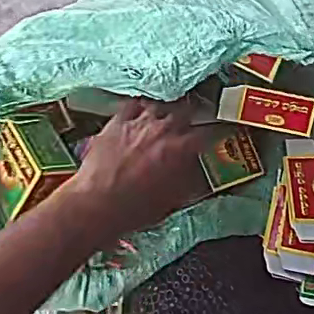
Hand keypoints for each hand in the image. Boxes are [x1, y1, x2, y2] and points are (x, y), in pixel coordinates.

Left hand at [59, 99, 205, 237]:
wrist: (98, 204)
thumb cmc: (138, 208)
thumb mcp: (174, 198)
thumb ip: (190, 178)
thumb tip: (197, 168)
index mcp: (182, 148)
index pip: (207, 133)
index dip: (214, 134)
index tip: (215, 136)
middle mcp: (163, 129)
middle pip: (184, 111)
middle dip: (190, 117)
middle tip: (189, 125)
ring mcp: (139, 122)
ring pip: (159, 105)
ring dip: (165, 111)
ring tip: (165, 117)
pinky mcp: (116, 122)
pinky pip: (132, 105)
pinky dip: (140, 108)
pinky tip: (140, 112)